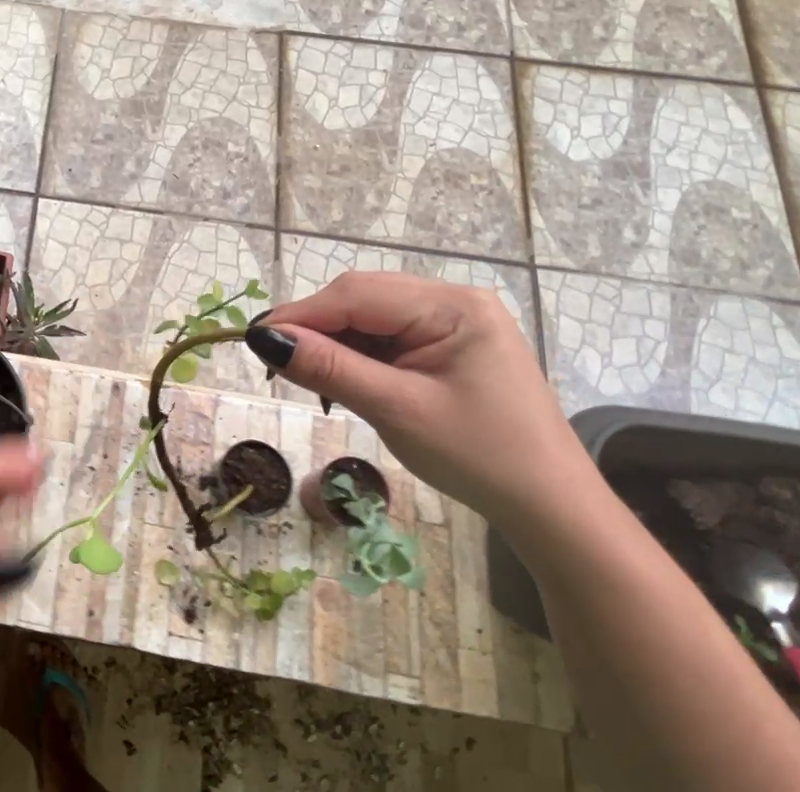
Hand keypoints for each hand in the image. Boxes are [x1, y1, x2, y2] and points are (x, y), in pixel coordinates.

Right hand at [248, 272, 597, 525]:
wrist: (548, 505)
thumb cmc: (478, 456)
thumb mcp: (396, 410)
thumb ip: (330, 368)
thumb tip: (263, 338)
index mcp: (453, 306)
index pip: (356, 295)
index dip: (299, 314)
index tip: (251, 340)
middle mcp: (454, 301)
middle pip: (361, 299)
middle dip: (314, 327)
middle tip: (272, 361)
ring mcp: (453, 323)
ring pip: (369, 318)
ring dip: (332, 342)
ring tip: (303, 375)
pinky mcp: (447, 347)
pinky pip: (386, 337)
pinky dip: (355, 355)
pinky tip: (341, 379)